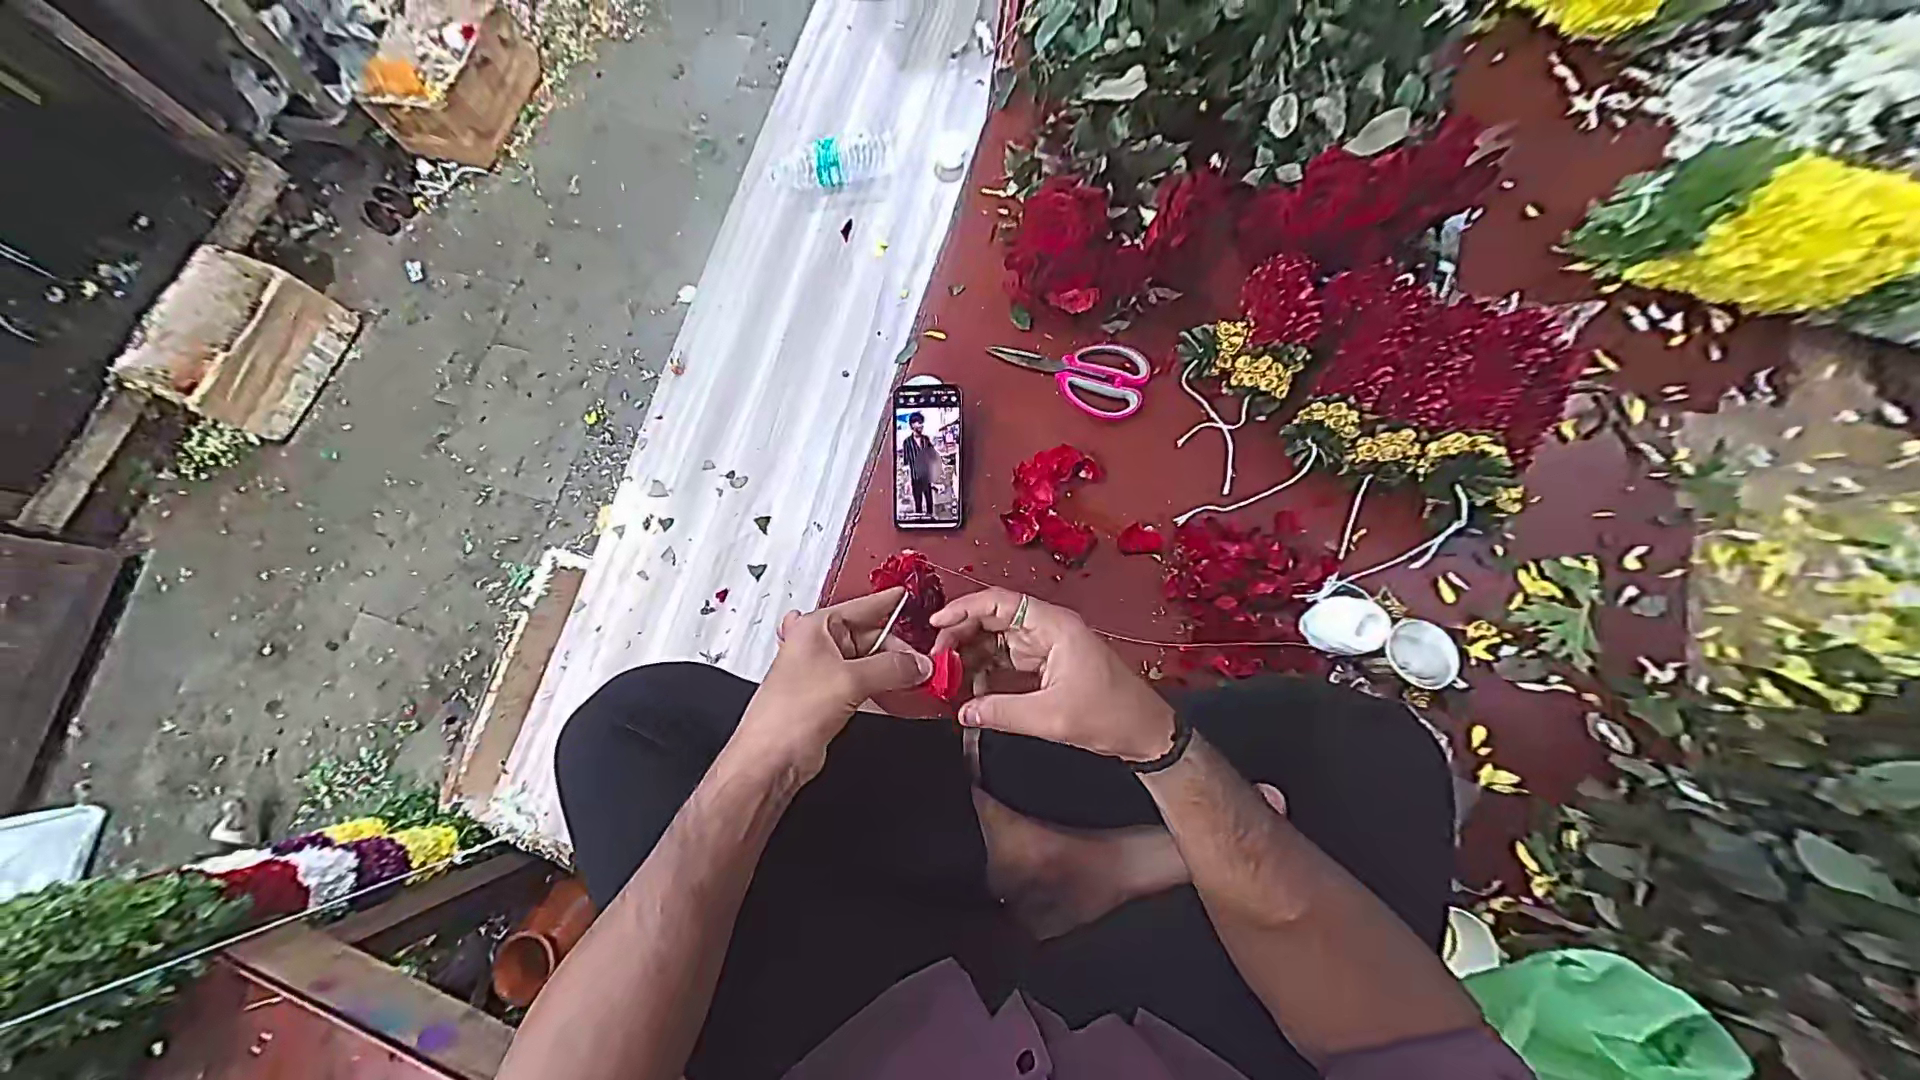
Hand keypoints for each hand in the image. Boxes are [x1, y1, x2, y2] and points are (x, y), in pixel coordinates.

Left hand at [738, 588, 932, 775]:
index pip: (861, 607)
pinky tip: (899, 693)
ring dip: (891, 670)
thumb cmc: (788, 715)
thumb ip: (891, 668)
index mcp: (815, 628)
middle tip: (923, 660)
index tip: (907, 597)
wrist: (771, 761)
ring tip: (917, 675)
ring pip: (869, 663)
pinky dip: (882, 687)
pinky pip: (864, 684)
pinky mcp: (830, 698)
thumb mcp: (850, 680)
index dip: (887, 603)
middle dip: (897, 649)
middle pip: (870, 637)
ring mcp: (824, 673)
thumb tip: (918, 663)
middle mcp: (818, 646)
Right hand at [929, 588, 1176, 761]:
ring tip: (946, 675)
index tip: (937, 623)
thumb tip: (963, 712)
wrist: (1144, 732)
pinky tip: (968, 687)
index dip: (965, 608)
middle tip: (937, 659)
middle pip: (992, 619)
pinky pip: (1003, 659)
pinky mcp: (1042, 664)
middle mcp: (1046, 629)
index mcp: (1054, 626)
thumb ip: (1002, 712)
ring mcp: (1043, 646)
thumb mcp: (1051, 716)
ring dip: (969, 655)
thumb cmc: (1110, 715)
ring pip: (994, 640)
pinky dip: (984, 671)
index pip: (1000, 602)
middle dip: (961, 635)